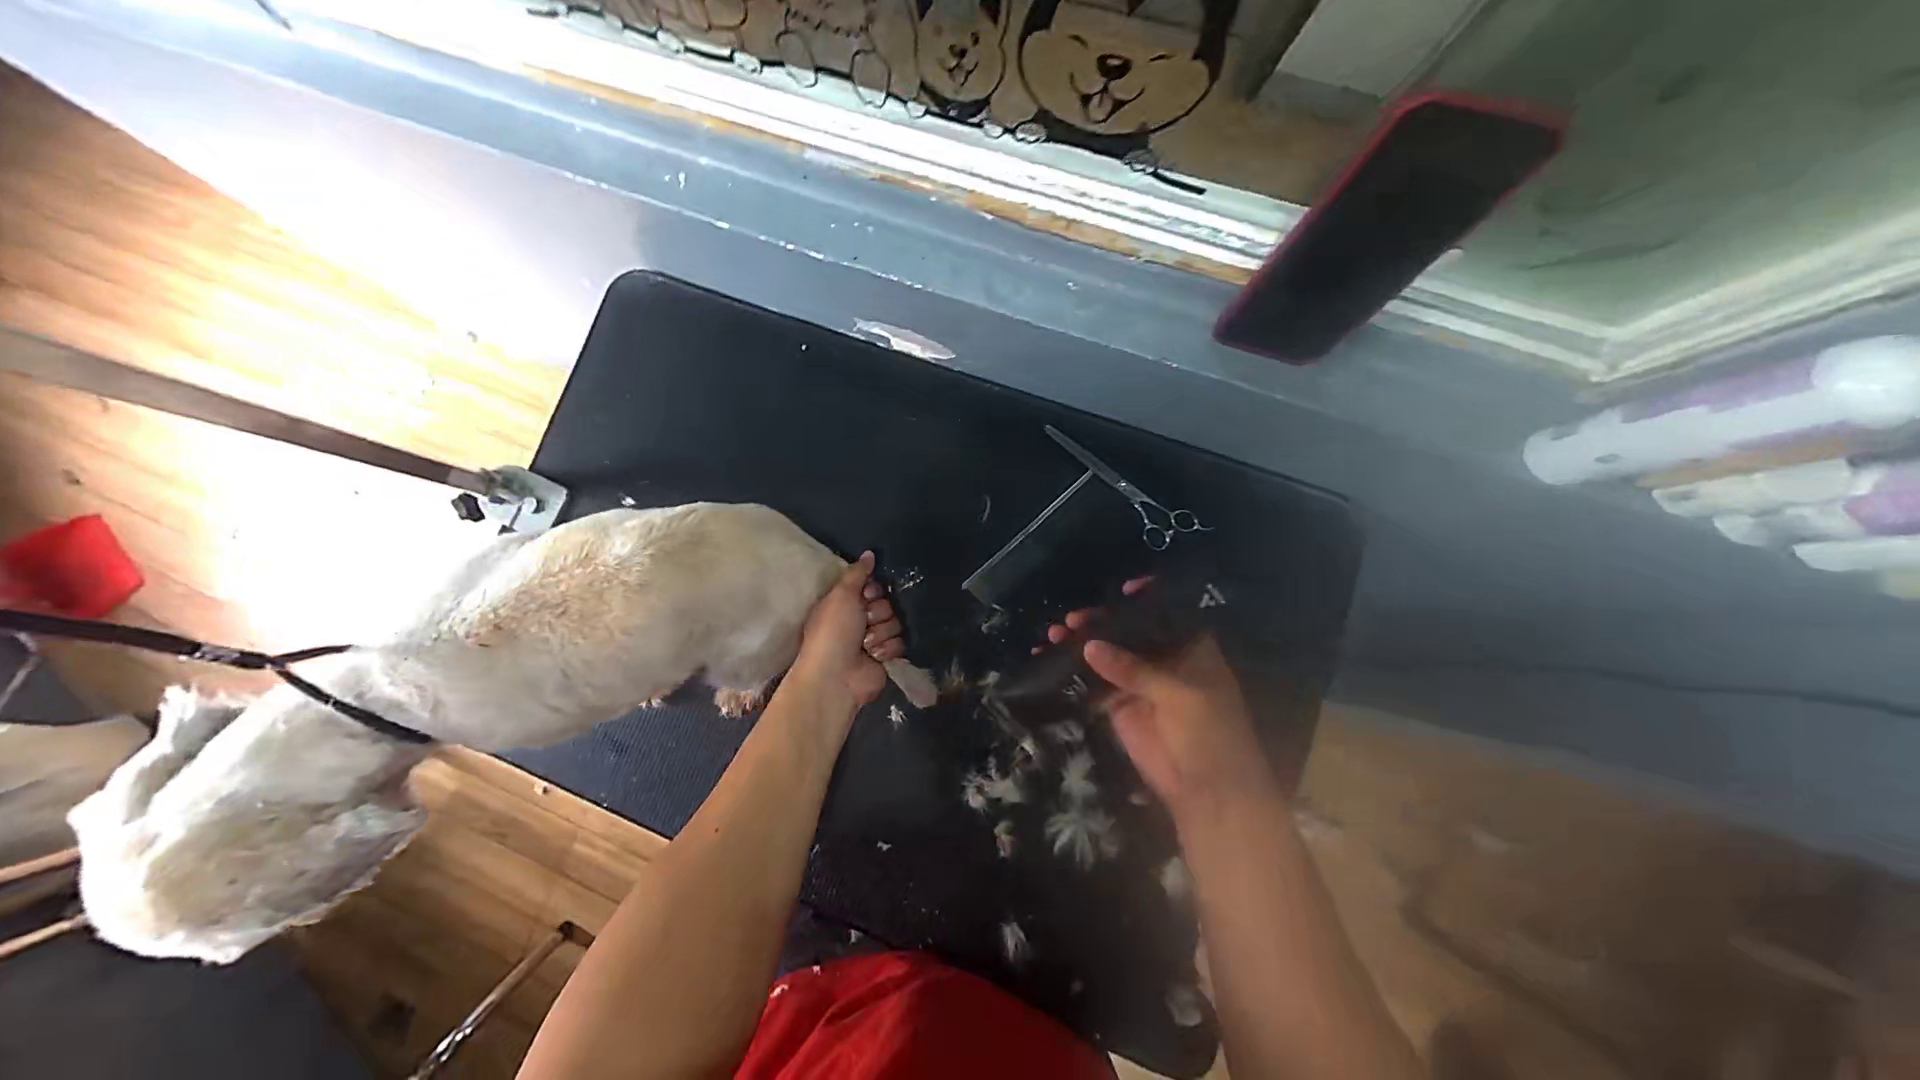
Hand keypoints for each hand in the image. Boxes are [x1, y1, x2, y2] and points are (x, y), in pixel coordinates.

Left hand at [791, 552, 903, 709]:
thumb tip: (869, 553)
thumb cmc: (832, 632)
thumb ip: (857, 573)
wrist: (836, 677)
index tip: (866, 596)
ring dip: (882, 633)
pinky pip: (901, 643)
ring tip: (866, 644)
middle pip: (888, 604)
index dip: (873, 590)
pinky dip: (888, 648)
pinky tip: (874, 656)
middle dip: (878, 613)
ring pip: (896, 623)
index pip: (874, 586)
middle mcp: (860, 619)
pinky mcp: (886, 656)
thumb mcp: (840, 595)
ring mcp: (874, 639)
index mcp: (845, 603)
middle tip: (864, 623)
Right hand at [1041, 580, 1278, 819]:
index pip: (1167, 613)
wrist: (1208, 792)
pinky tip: (1050, 659)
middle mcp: (1163, 659)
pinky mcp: (1119, 706)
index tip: (1121, 589)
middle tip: (1072, 619)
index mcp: (1191, 648)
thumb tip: (1089, 647)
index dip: (1147, 599)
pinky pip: (1092, 683)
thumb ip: (1134, 669)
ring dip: (1081, 643)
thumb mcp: (1180, 694)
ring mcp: (1139, 683)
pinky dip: (1072, 672)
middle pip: (1128, 631)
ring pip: (1106, 655)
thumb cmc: (1211, 734)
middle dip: (1101, 621)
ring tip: (1055, 634)